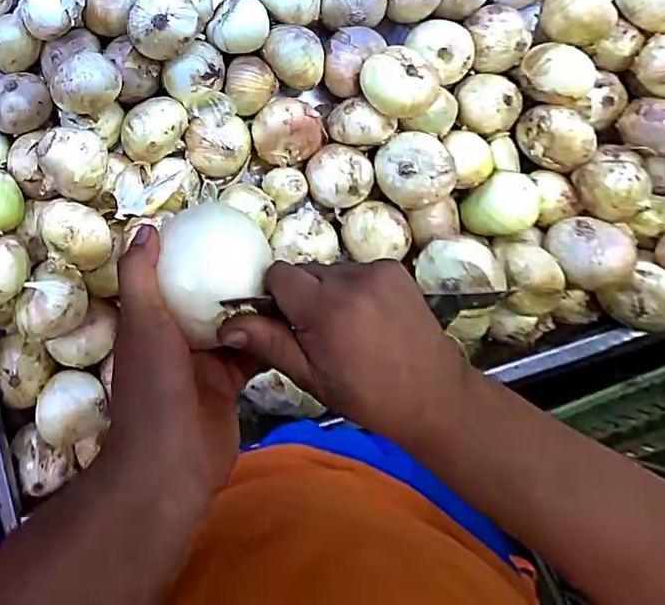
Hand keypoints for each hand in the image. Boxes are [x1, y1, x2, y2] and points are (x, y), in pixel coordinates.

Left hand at [99, 224, 255, 505]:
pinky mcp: (229, 383)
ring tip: (279, 276)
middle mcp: (175, 336)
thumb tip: (147, 228)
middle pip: (204, 298)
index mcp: (150, 319)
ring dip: (252, 304)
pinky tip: (290, 315)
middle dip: (225, 276)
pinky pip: (251, 351)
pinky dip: (267, 337)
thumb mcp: (142, 320)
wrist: (171, 463)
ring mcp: (204, 361)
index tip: (212, 228)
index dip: (186, 253)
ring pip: (232, 322)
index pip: (168, 277)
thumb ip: (140, 275)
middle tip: (257, 249)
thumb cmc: (152, 384)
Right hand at [219, 260, 479, 449]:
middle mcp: (349, 278)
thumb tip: (227, 326)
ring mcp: (375, 269)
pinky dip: (354, 287)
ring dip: (329, 290)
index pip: (278, 274)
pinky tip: (370, 316)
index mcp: (324, 307)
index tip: (288, 321)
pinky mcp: (393, 267)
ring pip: (329, 270)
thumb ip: (269, 343)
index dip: (277, 296)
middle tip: (321, 331)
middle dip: (303, 294)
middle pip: (304, 271)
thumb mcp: (312, 377)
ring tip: (349, 326)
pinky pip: (356, 268)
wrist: (437, 397)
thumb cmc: (367, 395)